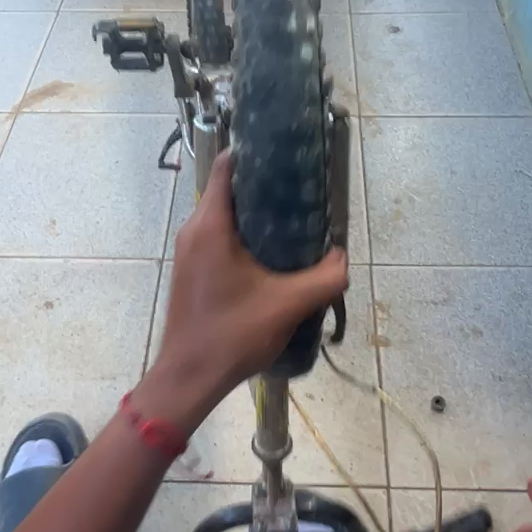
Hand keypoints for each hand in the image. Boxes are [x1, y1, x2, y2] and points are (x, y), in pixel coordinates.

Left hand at [138, 152, 348, 432]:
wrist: (188, 378)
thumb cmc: (232, 334)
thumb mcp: (288, 305)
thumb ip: (325, 278)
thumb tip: (344, 257)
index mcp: (211, 225)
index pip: (226, 167)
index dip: (255, 154)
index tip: (285, 154)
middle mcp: (194, 229)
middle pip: (228, 190)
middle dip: (263, 187)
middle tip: (300, 191)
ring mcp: (189, 250)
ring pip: (224, 216)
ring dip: (254, 215)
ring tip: (292, 221)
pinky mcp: (191, 269)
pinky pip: (217, 237)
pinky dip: (242, 236)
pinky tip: (270, 253)